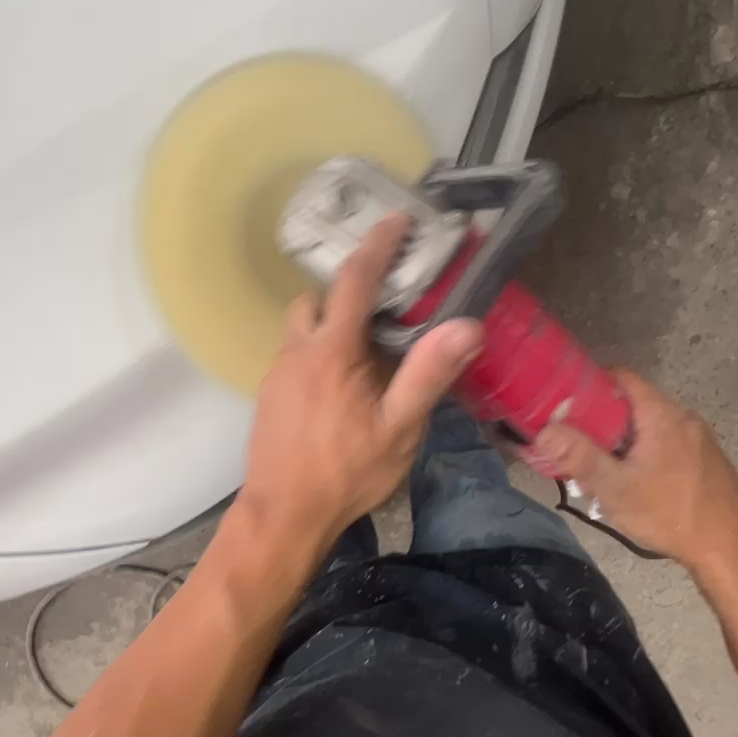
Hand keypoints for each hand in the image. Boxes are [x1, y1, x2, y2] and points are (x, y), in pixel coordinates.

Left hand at [241, 215, 483, 544]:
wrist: (284, 516)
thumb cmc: (345, 474)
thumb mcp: (398, 429)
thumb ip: (428, 375)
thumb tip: (467, 325)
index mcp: (331, 352)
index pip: (354, 281)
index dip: (377, 245)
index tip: (397, 220)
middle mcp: (296, 353)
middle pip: (318, 300)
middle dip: (348, 292)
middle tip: (386, 307)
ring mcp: (277, 376)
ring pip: (302, 330)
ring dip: (331, 326)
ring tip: (368, 354)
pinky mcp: (269, 399)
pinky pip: (295, 359)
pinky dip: (318, 355)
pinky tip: (342, 390)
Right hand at [531, 369, 737, 575]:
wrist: (729, 549)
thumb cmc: (669, 514)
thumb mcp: (615, 488)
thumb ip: (578, 456)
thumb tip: (543, 431)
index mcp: (661, 414)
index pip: (621, 377)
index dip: (588, 384)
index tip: (561, 405)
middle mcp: (683, 417)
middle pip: (632, 404)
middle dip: (599, 421)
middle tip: (572, 445)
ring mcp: (698, 439)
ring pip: (647, 427)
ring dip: (620, 442)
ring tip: (596, 469)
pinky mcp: (705, 460)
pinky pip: (664, 444)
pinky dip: (641, 454)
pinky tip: (631, 483)